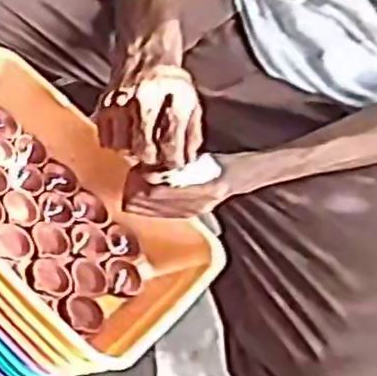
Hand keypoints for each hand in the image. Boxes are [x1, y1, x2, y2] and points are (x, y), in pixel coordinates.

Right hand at [97, 22, 201, 169]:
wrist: (143, 57)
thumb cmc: (169, 81)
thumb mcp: (190, 101)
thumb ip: (190, 130)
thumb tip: (187, 158)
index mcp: (174, 97)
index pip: (172, 138)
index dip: (174, 157)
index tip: (175, 166)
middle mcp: (146, 100)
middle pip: (144, 146)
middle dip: (152, 159)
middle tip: (157, 163)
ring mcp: (120, 104)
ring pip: (122, 146)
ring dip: (133, 153)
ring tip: (142, 150)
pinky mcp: (102, 108)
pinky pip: (105, 139)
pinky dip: (116, 145)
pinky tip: (126, 141)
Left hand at [122, 151, 266, 217]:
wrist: (244, 177)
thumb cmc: (222, 163)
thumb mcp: (201, 159)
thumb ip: (175, 166)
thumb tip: (147, 171)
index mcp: (204, 190)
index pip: (156, 193)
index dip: (139, 182)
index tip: (136, 171)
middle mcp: (197, 205)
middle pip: (147, 204)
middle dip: (133, 190)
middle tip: (132, 177)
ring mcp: (191, 213)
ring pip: (147, 211)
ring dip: (136, 198)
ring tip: (135, 184)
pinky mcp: (187, 216)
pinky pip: (156, 214)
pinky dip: (144, 204)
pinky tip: (142, 194)